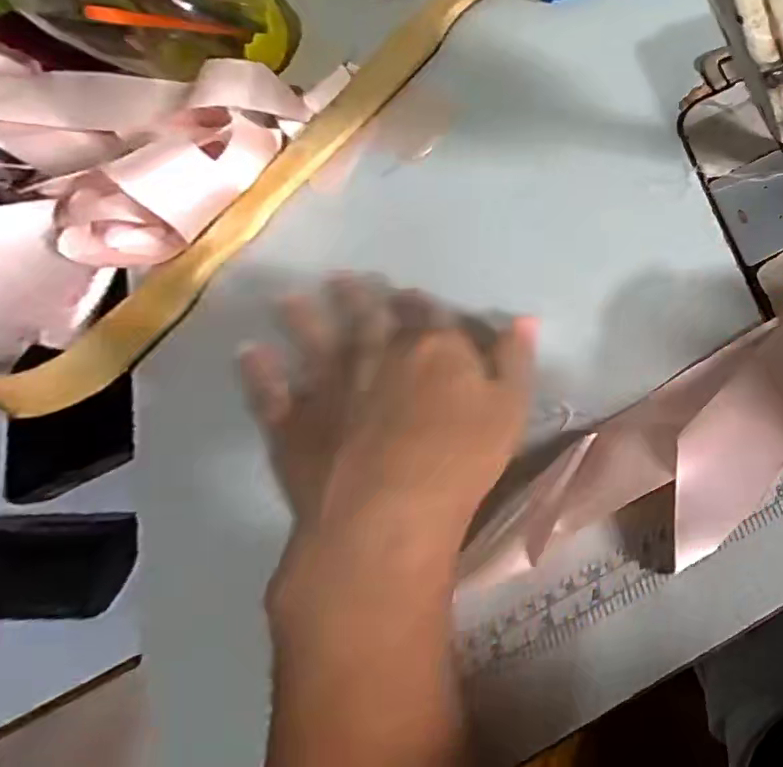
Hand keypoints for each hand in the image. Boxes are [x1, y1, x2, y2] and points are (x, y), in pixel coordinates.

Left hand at [237, 275, 535, 547]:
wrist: (385, 514)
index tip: (410, 291)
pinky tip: (250, 352)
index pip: (429, 313)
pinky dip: (259, 369)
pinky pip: (270, 389)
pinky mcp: (292, 422)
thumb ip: (514, 359)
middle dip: (357, 296)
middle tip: (341, 277)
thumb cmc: (464, 456)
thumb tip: (522, 320)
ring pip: (315, 341)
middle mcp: (381, 354)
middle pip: (369, 317)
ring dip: (303, 318)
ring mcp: (331, 386)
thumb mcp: (511, 405)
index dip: (420, 301)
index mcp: (438, 349)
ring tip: (289, 297)